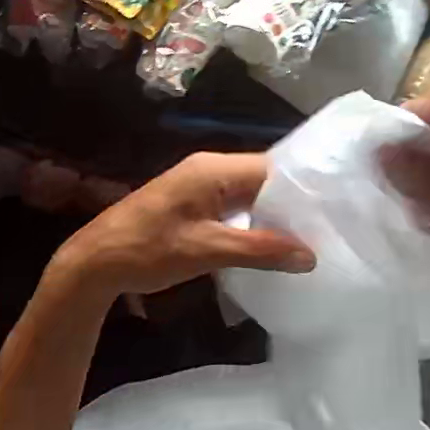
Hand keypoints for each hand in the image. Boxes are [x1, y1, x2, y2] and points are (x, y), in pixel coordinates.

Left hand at [49, 153, 314, 297]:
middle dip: (291, 206)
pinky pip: (231, 208)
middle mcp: (207, 170)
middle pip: (262, 181)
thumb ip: (260, 250)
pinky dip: (250, 225)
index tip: (333, 213)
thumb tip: (311, 255)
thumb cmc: (149, 250)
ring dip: (271, 218)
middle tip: (326, 232)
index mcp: (212, 169)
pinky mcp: (189, 206)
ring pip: (247, 196)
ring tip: (307, 242)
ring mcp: (196, 187)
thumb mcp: (207, 250)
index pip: (273, 168)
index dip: (303, 189)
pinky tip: (269, 247)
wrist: (96, 261)